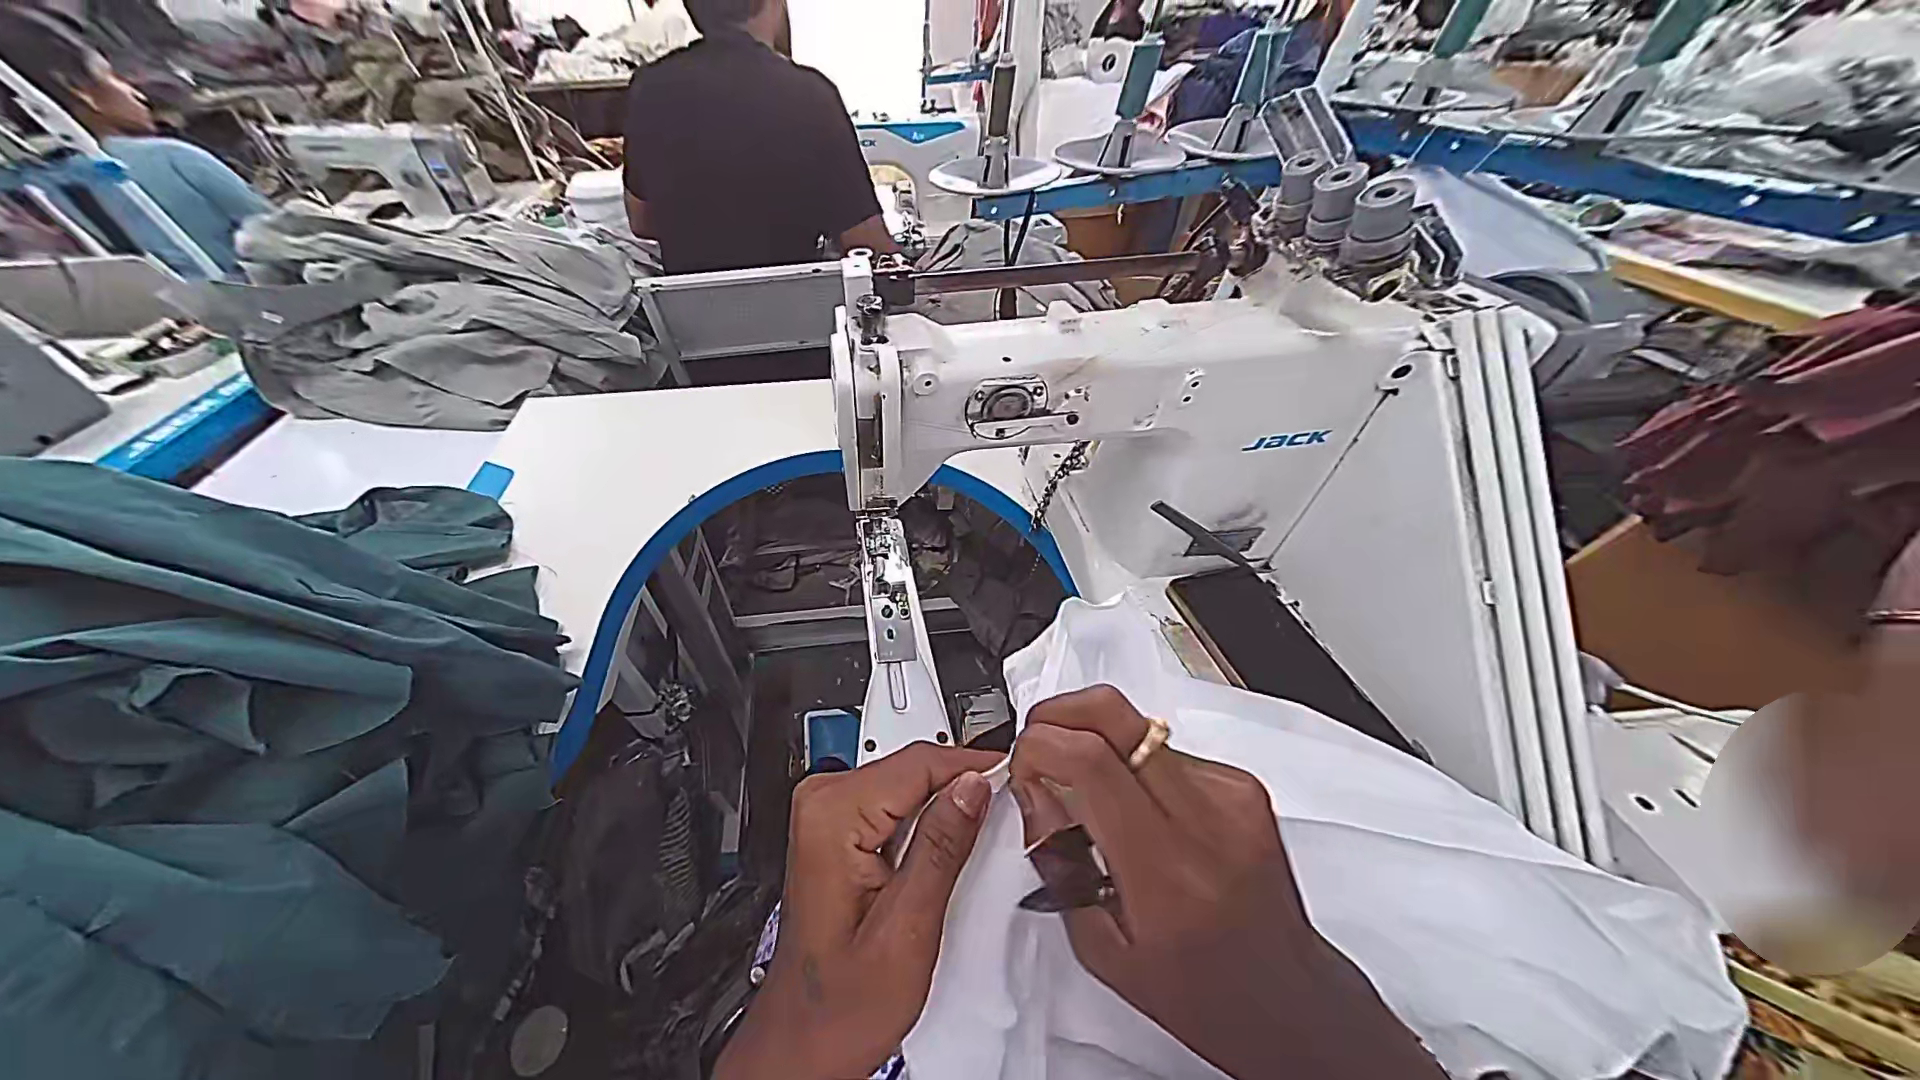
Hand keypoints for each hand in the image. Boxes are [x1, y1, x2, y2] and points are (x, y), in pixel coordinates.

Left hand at [715, 743, 1001, 1079]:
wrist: (806, 1035)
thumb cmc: (840, 1003)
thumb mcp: (907, 928)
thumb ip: (943, 846)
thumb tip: (972, 786)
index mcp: (832, 816)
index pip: (920, 762)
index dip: (974, 766)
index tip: (1012, 774)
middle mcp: (822, 802)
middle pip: (914, 766)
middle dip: (962, 785)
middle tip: (1005, 808)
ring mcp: (826, 810)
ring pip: (909, 780)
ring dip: (947, 802)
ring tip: (977, 835)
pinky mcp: (837, 823)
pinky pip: (897, 799)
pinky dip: (928, 816)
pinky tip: (944, 844)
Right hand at [1010, 685, 1444, 1078]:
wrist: (1289, 1000)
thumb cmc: (1202, 990)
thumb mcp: (1103, 946)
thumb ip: (1059, 858)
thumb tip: (1034, 788)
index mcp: (1165, 872)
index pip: (1089, 762)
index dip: (1040, 747)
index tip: (1025, 766)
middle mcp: (1205, 821)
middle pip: (1114, 713)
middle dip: (1058, 712)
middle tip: (1040, 740)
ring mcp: (1230, 795)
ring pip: (1135, 723)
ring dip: (1095, 739)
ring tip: (1091, 787)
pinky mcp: (1242, 784)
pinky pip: (1165, 747)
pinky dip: (1135, 761)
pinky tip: (1138, 806)